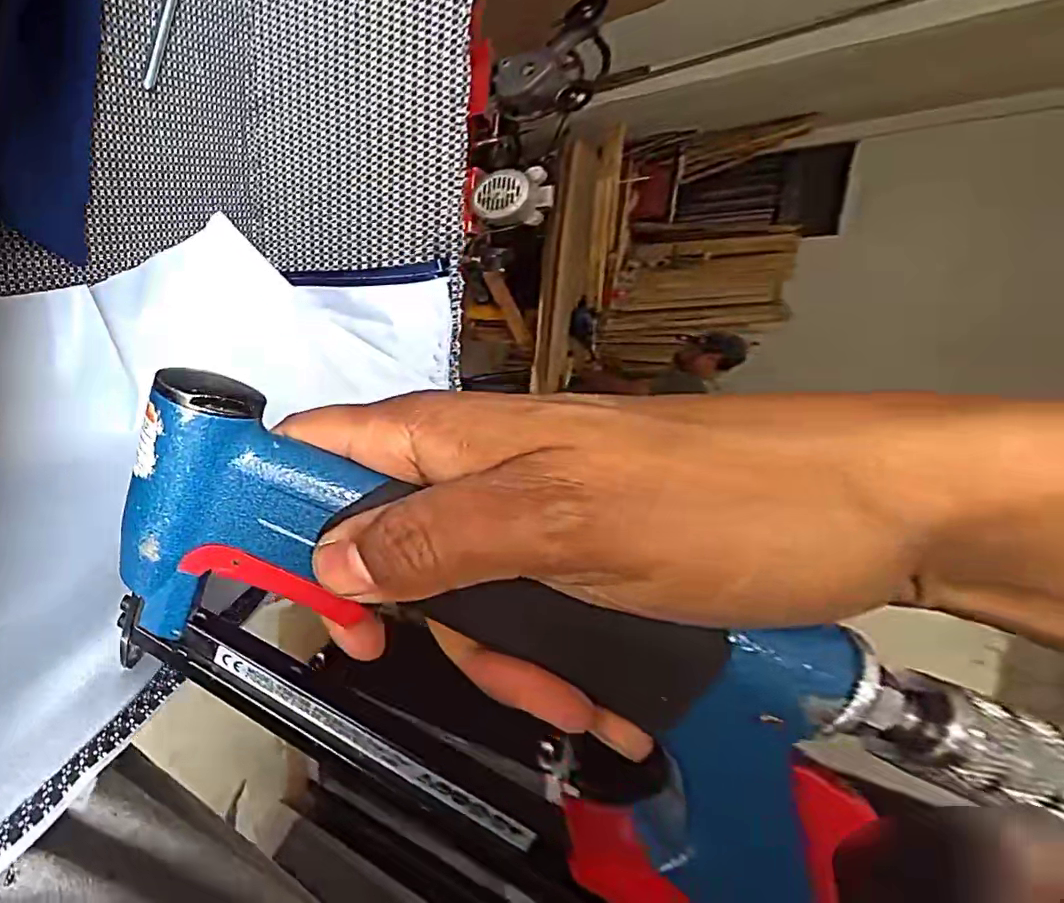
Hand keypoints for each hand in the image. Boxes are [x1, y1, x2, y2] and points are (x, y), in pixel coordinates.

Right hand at [277, 392, 971, 758]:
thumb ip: (430, 539)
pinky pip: (490, 608)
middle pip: (358, 531)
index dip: (270, 494)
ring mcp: (491, 513)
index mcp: (428, 437)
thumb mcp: (551, 522)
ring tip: (550, 688)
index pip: (308, 445)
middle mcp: (445, 469)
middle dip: (378, 601)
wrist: (862, 515)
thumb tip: (330, 562)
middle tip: (383, 647)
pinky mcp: (535, 552)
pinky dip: (521, 655)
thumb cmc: (702, 495)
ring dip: (472, 647)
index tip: (262, 563)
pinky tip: (577, 688)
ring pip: (428, 585)